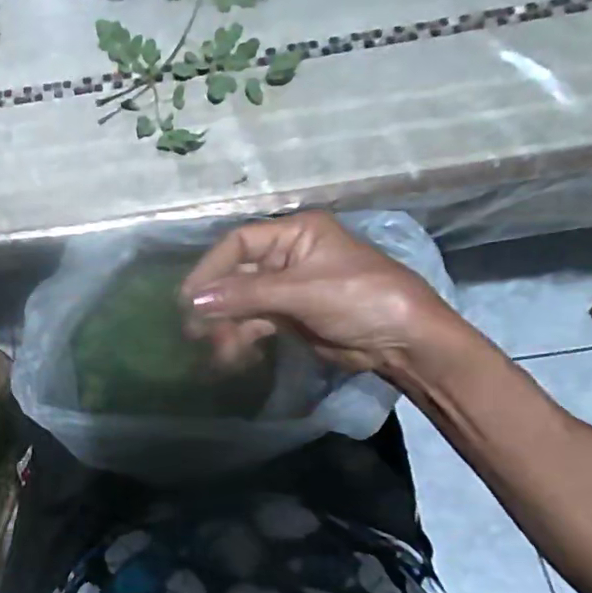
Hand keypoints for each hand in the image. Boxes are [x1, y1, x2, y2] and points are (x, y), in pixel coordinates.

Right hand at [180, 211, 462, 374]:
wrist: (403, 341)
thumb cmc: (359, 298)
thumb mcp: (302, 291)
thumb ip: (247, 295)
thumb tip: (194, 301)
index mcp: (295, 234)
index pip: (240, 243)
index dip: (211, 268)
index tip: (188, 297)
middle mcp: (288, 256)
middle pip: (238, 275)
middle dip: (216, 303)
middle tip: (193, 331)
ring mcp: (289, 289)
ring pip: (244, 304)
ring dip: (226, 327)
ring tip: (214, 352)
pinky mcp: (292, 317)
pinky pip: (256, 324)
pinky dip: (241, 339)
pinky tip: (230, 358)